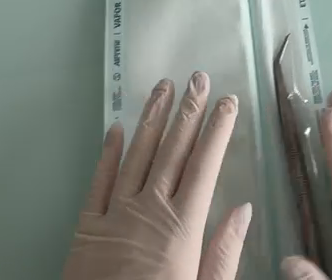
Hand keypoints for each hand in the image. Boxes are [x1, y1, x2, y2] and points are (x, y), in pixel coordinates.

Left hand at [64, 72, 252, 279]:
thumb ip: (223, 254)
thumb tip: (244, 210)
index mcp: (183, 227)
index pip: (205, 165)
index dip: (218, 130)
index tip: (228, 101)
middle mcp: (150, 210)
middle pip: (173, 150)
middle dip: (188, 110)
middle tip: (197, 76)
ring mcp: (115, 214)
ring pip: (137, 154)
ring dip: (152, 118)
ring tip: (163, 86)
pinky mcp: (86, 227)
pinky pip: (98, 181)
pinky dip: (108, 152)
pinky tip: (116, 127)